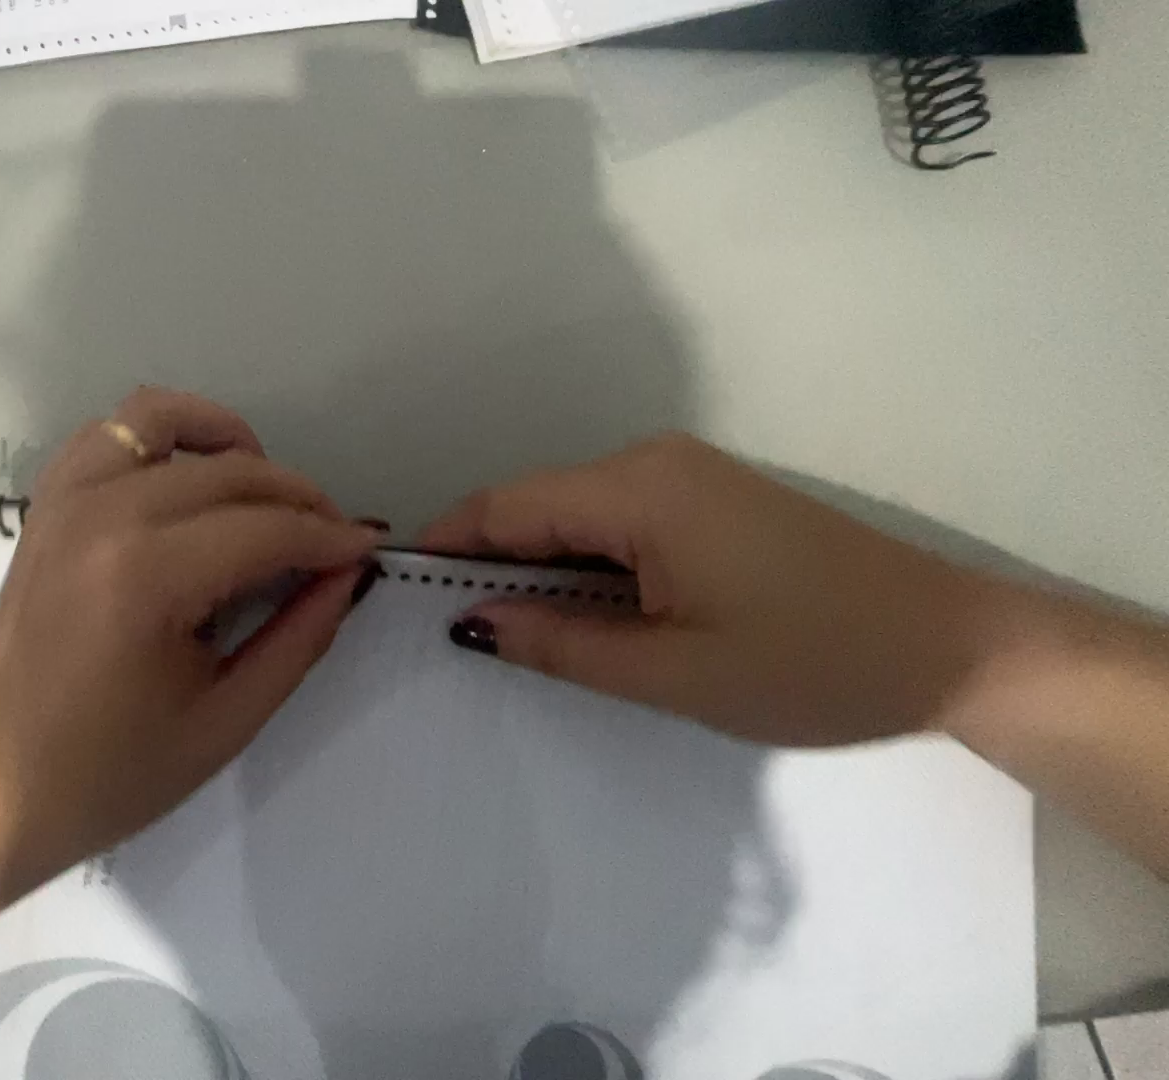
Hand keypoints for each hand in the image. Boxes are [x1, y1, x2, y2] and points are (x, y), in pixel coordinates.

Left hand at [0, 388, 382, 898]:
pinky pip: (105, 434)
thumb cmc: (116, 772)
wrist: (2, 787)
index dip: (327, 536)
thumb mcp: (228, 719)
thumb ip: (299, 637)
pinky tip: (185, 479)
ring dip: (226, 442)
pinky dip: (156, 439)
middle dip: (297, 497)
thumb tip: (347, 573)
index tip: (366, 548)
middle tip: (330, 537)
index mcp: (145, 577)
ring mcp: (63, 502)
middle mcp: (101, 517)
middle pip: (228, 472)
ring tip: (260, 493)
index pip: (264, 529)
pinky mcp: (42, 507)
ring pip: (160, 419)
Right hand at [419, 434, 1003, 746]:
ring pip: (565, 512)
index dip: (446, 545)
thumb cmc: (812, 665)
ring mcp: (679, 474)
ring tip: (510, 624)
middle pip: (531, 504)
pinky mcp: (699, 496)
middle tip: (455, 624)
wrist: (961, 651)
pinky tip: (574, 605)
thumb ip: (558, 642)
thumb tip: (470, 620)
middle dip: (484, 558)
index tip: (403, 592)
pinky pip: (605, 519)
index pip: (505, 507)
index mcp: (638, 492)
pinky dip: (574, 560)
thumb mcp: (671, 673)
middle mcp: (649, 462)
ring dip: (529, 562)